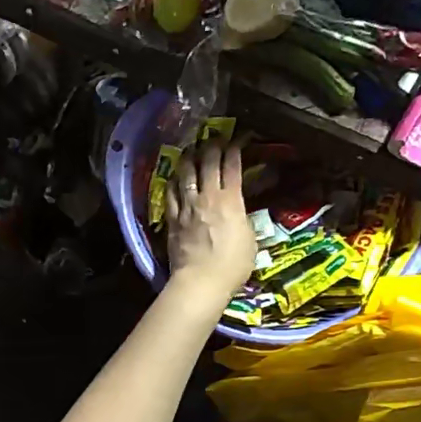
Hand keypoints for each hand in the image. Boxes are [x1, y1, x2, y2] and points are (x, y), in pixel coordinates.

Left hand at [165, 139, 255, 297]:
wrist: (200, 281)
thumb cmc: (232, 266)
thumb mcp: (250, 240)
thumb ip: (243, 220)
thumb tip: (240, 213)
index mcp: (230, 201)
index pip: (232, 166)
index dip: (235, 149)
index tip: (238, 140)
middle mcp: (207, 198)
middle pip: (208, 163)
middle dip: (212, 146)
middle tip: (215, 139)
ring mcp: (187, 207)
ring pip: (185, 174)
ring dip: (189, 158)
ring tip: (191, 150)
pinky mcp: (172, 219)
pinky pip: (170, 193)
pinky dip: (173, 181)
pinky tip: (174, 176)